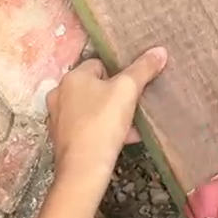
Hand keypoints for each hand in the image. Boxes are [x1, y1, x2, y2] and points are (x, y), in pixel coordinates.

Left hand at [44, 48, 167, 176]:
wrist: (83, 167)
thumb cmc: (103, 122)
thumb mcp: (127, 90)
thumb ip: (143, 69)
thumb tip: (159, 51)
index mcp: (72, 77)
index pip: (98, 65)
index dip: (118, 74)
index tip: (132, 88)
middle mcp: (59, 94)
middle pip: (95, 88)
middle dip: (116, 98)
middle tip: (133, 109)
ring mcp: (58, 118)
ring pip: (91, 110)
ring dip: (112, 116)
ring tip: (132, 128)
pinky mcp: (61, 139)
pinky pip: (86, 128)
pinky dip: (102, 131)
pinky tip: (121, 141)